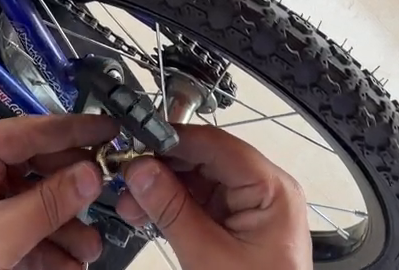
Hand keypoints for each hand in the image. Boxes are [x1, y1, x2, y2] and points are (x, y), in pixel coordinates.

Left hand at [0, 113, 118, 269]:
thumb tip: (94, 172)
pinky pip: (26, 235)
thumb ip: (49, 203)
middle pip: (37, 169)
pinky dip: (50, 249)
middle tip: (107, 193)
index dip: (71, 129)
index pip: (28, 131)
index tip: (109, 128)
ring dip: (66, 227)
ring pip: (36, 206)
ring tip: (91, 248)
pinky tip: (73, 264)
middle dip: (72, 191)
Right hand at [116, 124, 310, 269]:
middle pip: (204, 159)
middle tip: (126, 174)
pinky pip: (198, 203)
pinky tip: (145, 211)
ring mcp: (248, 208)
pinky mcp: (234, 225)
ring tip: (130, 200)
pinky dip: (170, 207)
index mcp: (272, 188)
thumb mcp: (209, 258)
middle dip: (162, 167)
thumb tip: (141, 169)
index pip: (216, 144)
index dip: (174, 139)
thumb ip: (173, 211)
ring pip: (196, 180)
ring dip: (160, 188)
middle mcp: (263, 190)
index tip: (138, 141)